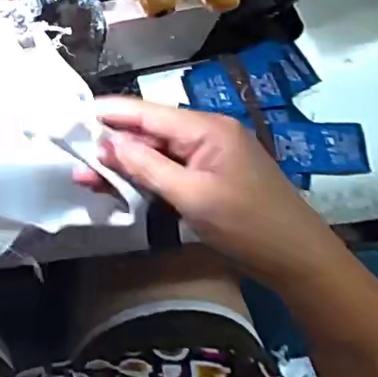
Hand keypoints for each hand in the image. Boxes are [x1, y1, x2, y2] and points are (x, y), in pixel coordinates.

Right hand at [83, 96, 348, 290]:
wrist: (304, 264)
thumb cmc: (250, 227)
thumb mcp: (192, 197)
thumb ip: (146, 166)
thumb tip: (105, 143)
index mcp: (206, 128)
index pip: (146, 112)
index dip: (109, 112)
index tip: (74, 115)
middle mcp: (206, 132)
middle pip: (148, 132)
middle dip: (112, 145)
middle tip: (76, 157)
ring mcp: (210, 154)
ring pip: (156, 151)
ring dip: (125, 163)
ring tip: (88, 176)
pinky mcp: (212, 174)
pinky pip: (170, 167)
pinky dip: (145, 176)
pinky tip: (120, 184)